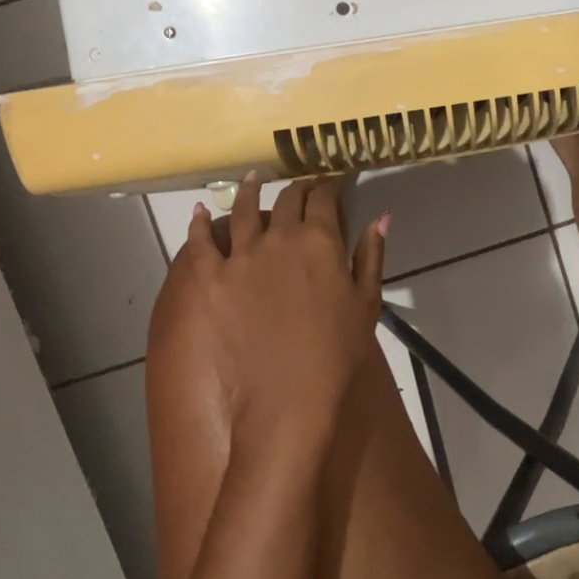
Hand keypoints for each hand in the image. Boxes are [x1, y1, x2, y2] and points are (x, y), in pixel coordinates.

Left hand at [186, 175, 387, 443]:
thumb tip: (381, 217)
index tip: (333, 181)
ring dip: (249, 191)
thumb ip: (371, 255)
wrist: (287, 399)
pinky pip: (200, 244)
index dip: (329, 185)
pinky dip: (197, 224)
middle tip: (301, 186)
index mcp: (320, 240)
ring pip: (241, 210)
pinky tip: (197, 210)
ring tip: (252, 179)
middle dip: (296, 188)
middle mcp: (279, 237)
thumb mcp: (367, 302)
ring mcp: (241, 257)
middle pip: (286, 200)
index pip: (323, 198)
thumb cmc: (336, 354)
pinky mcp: (211, 280)